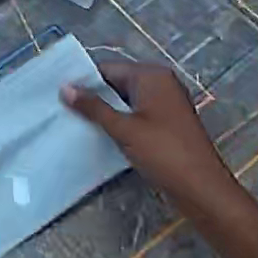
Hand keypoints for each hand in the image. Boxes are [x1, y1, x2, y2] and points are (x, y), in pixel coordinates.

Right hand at [60, 62, 236, 203]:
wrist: (202, 189)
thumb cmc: (163, 152)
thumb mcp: (123, 128)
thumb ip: (93, 107)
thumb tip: (65, 88)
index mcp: (152, 76)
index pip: (107, 69)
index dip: (83, 80)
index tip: (56, 92)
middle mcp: (160, 84)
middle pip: (115, 82)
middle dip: (91, 95)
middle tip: (59, 106)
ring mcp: (164, 103)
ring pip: (123, 99)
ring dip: (103, 109)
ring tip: (72, 119)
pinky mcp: (165, 122)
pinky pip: (133, 113)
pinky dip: (117, 120)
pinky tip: (97, 131)